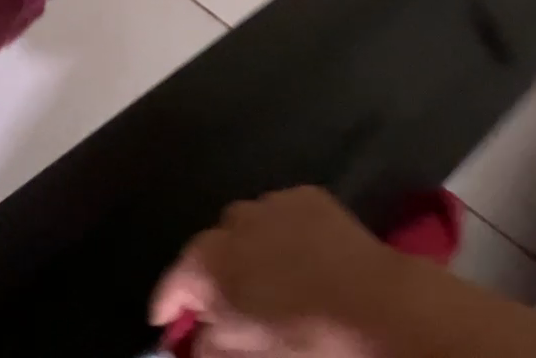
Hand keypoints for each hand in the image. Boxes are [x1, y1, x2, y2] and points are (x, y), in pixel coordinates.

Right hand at [151, 187, 410, 356]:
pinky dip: (281, 229)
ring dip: (248, 244)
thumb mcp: (235, 354)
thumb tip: (199, 335)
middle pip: (211, 246)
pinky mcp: (310, 195)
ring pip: (248, 222)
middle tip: (223, 298)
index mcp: (207, 262)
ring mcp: (275, 202)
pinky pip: (282, 211)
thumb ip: (204, 344)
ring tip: (263, 271)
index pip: (173, 283)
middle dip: (212, 270)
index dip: (169, 305)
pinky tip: (296, 250)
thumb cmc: (295, 337)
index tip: (168, 321)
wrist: (366, 302)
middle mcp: (236, 222)